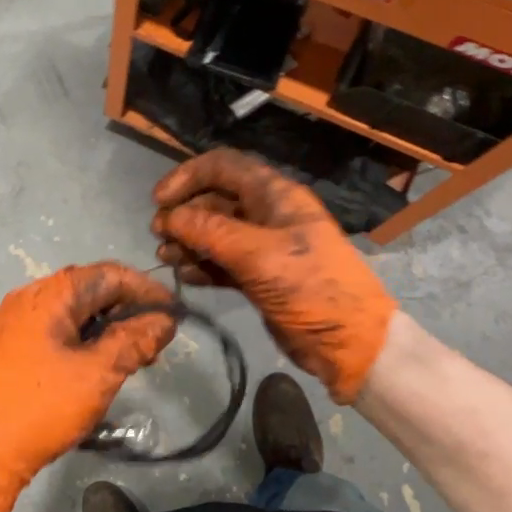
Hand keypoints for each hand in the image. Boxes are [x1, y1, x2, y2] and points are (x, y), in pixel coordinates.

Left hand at [0, 263, 177, 511]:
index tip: (174, 313)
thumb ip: (134, 341)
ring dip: (106, 324)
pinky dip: (82, 336)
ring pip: (71, 309)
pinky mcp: (8, 343)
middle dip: (127, 307)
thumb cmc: (42, 407)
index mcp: (49, 295)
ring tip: (134, 354)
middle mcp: (28, 296)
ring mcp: (14, 319)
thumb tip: (165, 320)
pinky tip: (98, 361)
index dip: (145, 289)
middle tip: (156, 339)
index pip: (107, 274)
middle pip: (88, 287)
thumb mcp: (98, 375)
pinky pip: (54, 326)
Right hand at [152, 149, 397, 403]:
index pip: (223, 167)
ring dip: (188, 241)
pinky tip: (186, 277)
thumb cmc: (311, 288)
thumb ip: (210, 231)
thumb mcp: (259, 255)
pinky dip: (201, 266)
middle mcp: (268, 215)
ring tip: (167, 259)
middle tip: (160, 236)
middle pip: (214, 200)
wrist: (352, 345)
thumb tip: (169, 217)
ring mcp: (264, 247)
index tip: (160, 199)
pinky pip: (221, 262)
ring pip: (214, 233)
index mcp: (275, 197)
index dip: (188, 176)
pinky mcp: (259, 277)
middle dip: (183, 213)